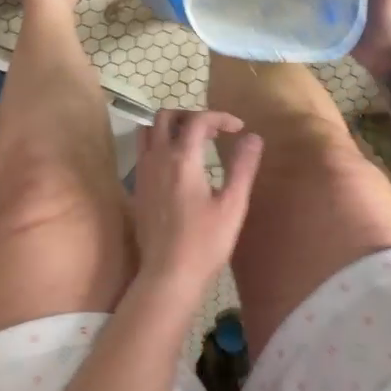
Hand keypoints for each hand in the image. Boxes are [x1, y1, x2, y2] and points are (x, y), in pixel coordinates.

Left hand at [130, 110, 261, 298]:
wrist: (168, 275)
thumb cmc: (205, 242)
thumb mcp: (232, 205)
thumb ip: (242, 167)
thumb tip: (253, 137)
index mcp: (182, 159)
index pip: (198, 120)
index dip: (220, 117)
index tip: (239, 127)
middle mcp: (157, 158)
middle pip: (166, 116)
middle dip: (191, 115)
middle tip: (213, 131)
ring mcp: (142, 172)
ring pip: (148, 130)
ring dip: (170, 126)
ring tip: (192, 141)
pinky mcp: (137, 188)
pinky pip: (143, 151)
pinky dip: (158, 144)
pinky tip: (176, 165)